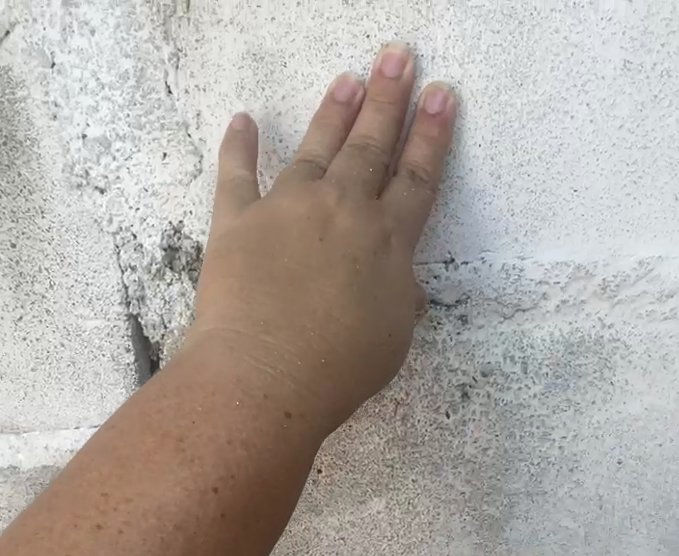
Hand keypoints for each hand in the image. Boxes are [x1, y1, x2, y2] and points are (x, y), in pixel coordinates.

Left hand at [179, 44, 457, 432]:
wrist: (267, 374)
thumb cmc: (339, 368)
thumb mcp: (392, 339)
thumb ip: (398, 300)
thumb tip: (402, 287)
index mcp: (387, 241)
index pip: (417, 179)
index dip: (431, 136)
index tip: (442, 96)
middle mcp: (342, 210)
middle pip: (371, 146)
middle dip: (388, 99)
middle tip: (397, 57)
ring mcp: (287, 209)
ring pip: (316, 147)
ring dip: (334, 111)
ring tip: (349, 77)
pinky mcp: (237, 221)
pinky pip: (236, 173)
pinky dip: (239, 146)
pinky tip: (243, 121)